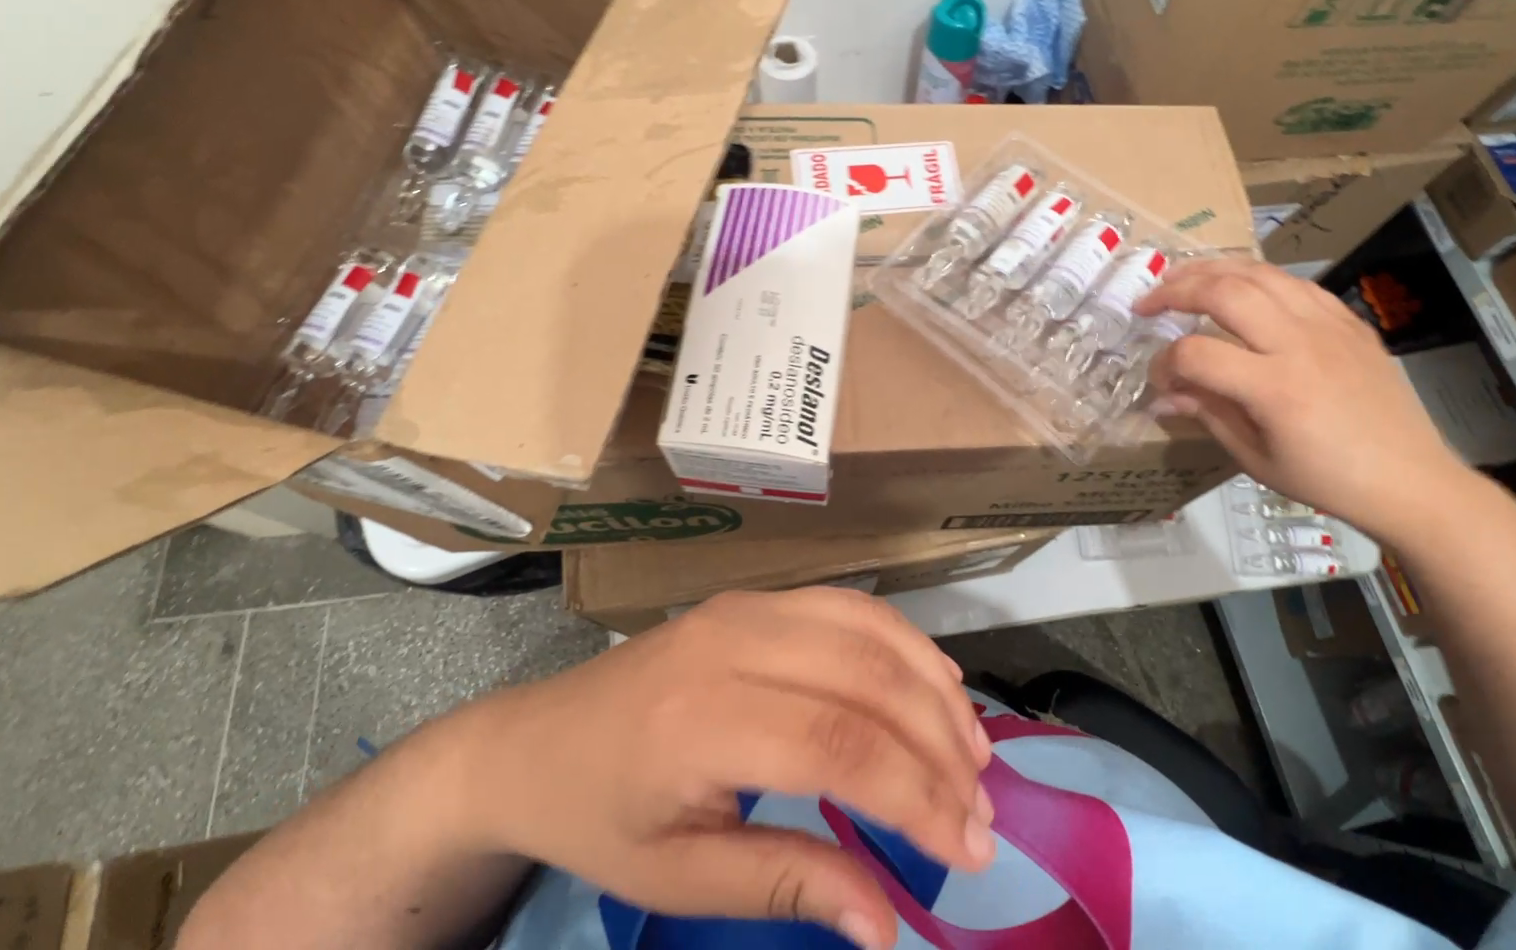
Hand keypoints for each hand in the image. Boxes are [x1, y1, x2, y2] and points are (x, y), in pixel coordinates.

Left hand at [456, 588, 993, 949]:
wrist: (533, 741)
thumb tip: (886, 927)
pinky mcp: (754, 599)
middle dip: (941, 748)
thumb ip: (788, 884)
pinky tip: (936, 685)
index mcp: (701, 720)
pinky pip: (849, 608)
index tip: (969, 850)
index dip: (918, 798)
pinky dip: (904, 644)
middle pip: (869, 681)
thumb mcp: (680, 875)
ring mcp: (745, 608)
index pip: (840, 747)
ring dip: (934, 691)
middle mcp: (731, 644)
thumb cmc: (598, 817)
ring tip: (975, 755)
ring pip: (870, 634)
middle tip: (982, 814)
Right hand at [1135, 258, 1471, 540]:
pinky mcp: (1348, 321)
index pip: (1197, 354)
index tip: (1159, 381)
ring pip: (1260, 273)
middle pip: (1225, 292)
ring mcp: (1329, 325)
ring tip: (1182, 279)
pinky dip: (1257, 278)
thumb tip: (1166, 394)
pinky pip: (1295, 283)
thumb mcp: (1255, 457)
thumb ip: (1208, 414)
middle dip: (1175, 290)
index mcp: (1275, 388)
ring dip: (1213, 270)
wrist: (1407, 477)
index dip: (1165, 364)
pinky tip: (1240, 289)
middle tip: (1148, 303)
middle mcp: (1300, 343)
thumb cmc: (1325, 478)